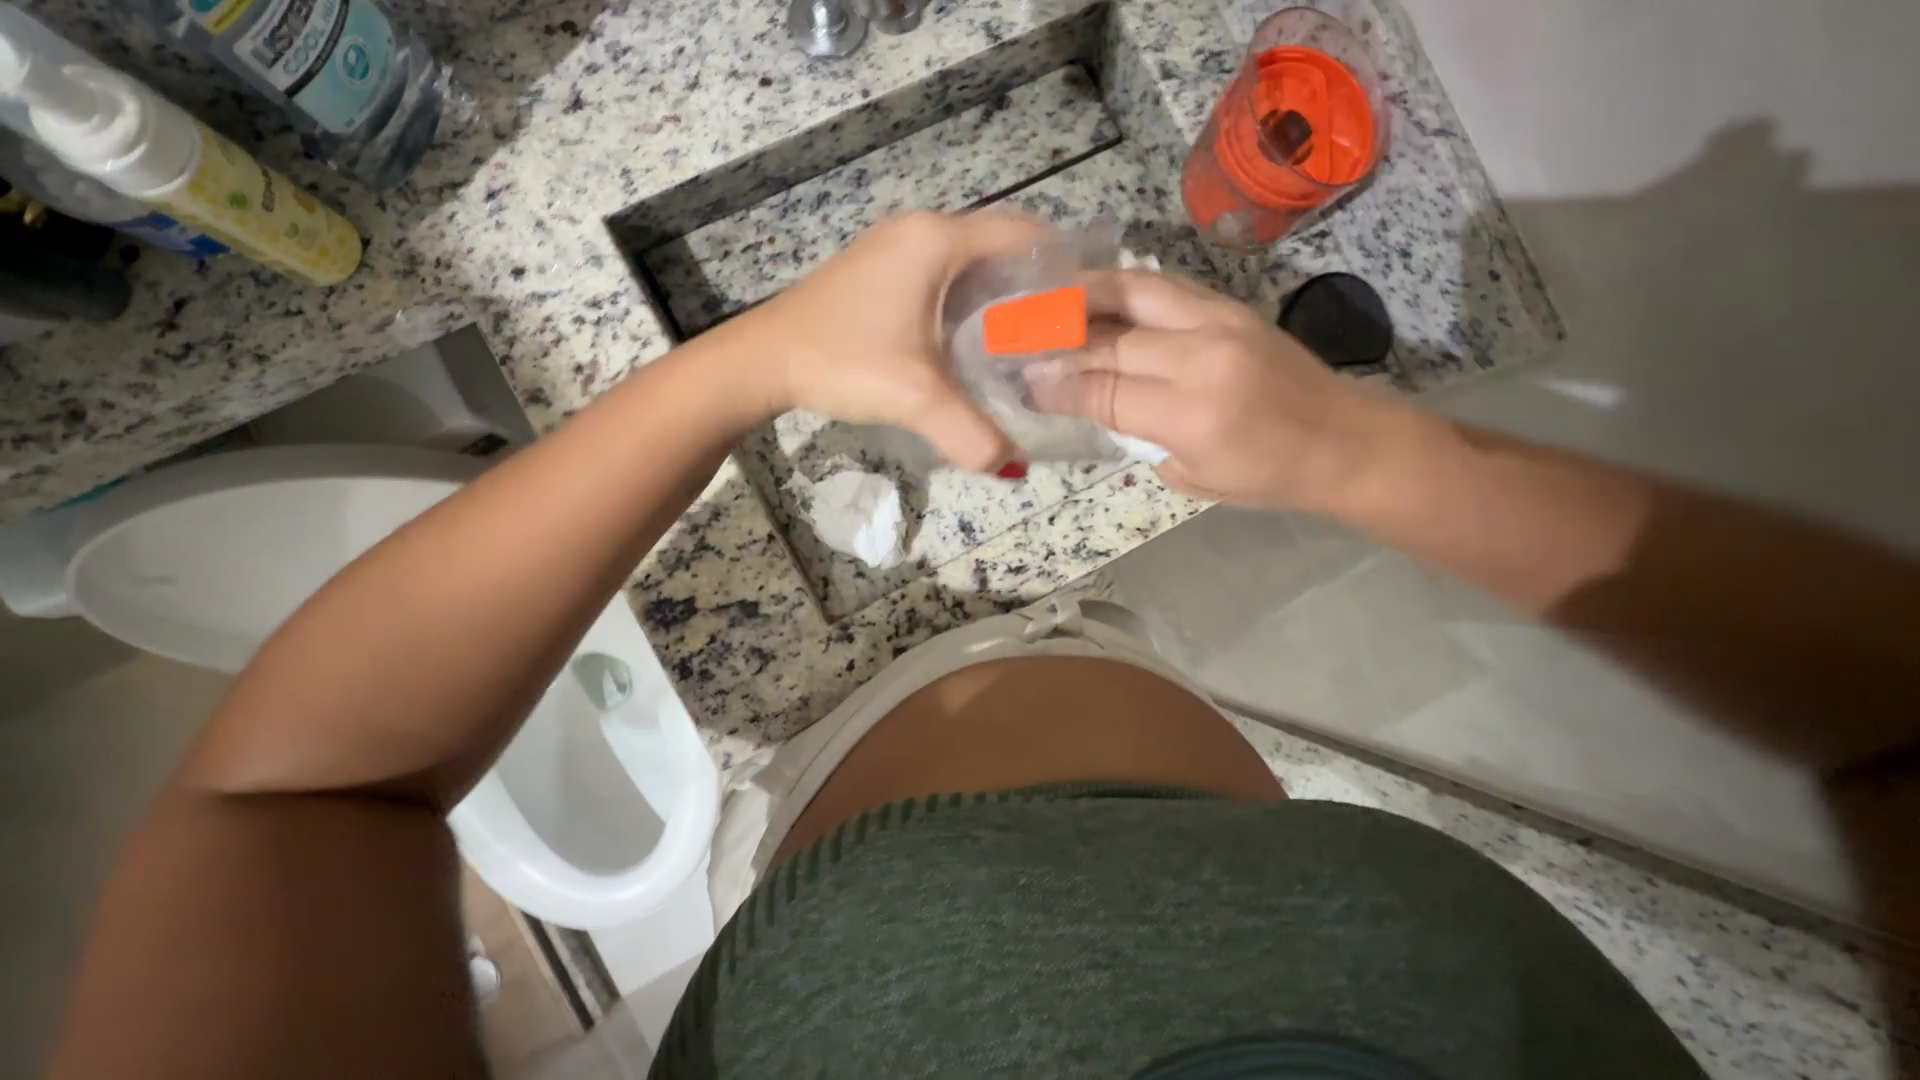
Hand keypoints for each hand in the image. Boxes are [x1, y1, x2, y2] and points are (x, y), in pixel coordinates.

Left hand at [744, 210, 1045, 471]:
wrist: (761, 361)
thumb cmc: (842, 360)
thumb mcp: (916, 397)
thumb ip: (972, 433)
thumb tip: (1013, 467)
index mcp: (936, 241)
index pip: (1022, 234)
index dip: (1061, 264)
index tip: (1086, 306)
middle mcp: (918, 231)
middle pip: (998, 244)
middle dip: (1033, 284)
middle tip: (1062, 333)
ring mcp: (893, 248)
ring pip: (967, 261)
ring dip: (998, 294)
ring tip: (1027, 342)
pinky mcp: (877, 270)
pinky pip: (939, 275)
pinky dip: (965, 300)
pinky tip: (972, 342)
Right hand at [1046, 270, 1409, 509]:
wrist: (1344, 441)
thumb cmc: (1268, 476)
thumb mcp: (1192, 476)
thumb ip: (1138, 435)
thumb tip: (1092, 400)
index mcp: (1192, 414)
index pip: (1104, 392)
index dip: (1057, 387)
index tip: (1021, 382)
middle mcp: (1201, 358)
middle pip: (1110, 340)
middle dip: (1058, 342)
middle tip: (1018, 336)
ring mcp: (1219, 322)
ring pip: (1135, 293)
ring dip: (1085, 293)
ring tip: (1047, 296)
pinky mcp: (1231, 306)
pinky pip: (1165, 287)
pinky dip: (1125, 288)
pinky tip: (1098, 292)